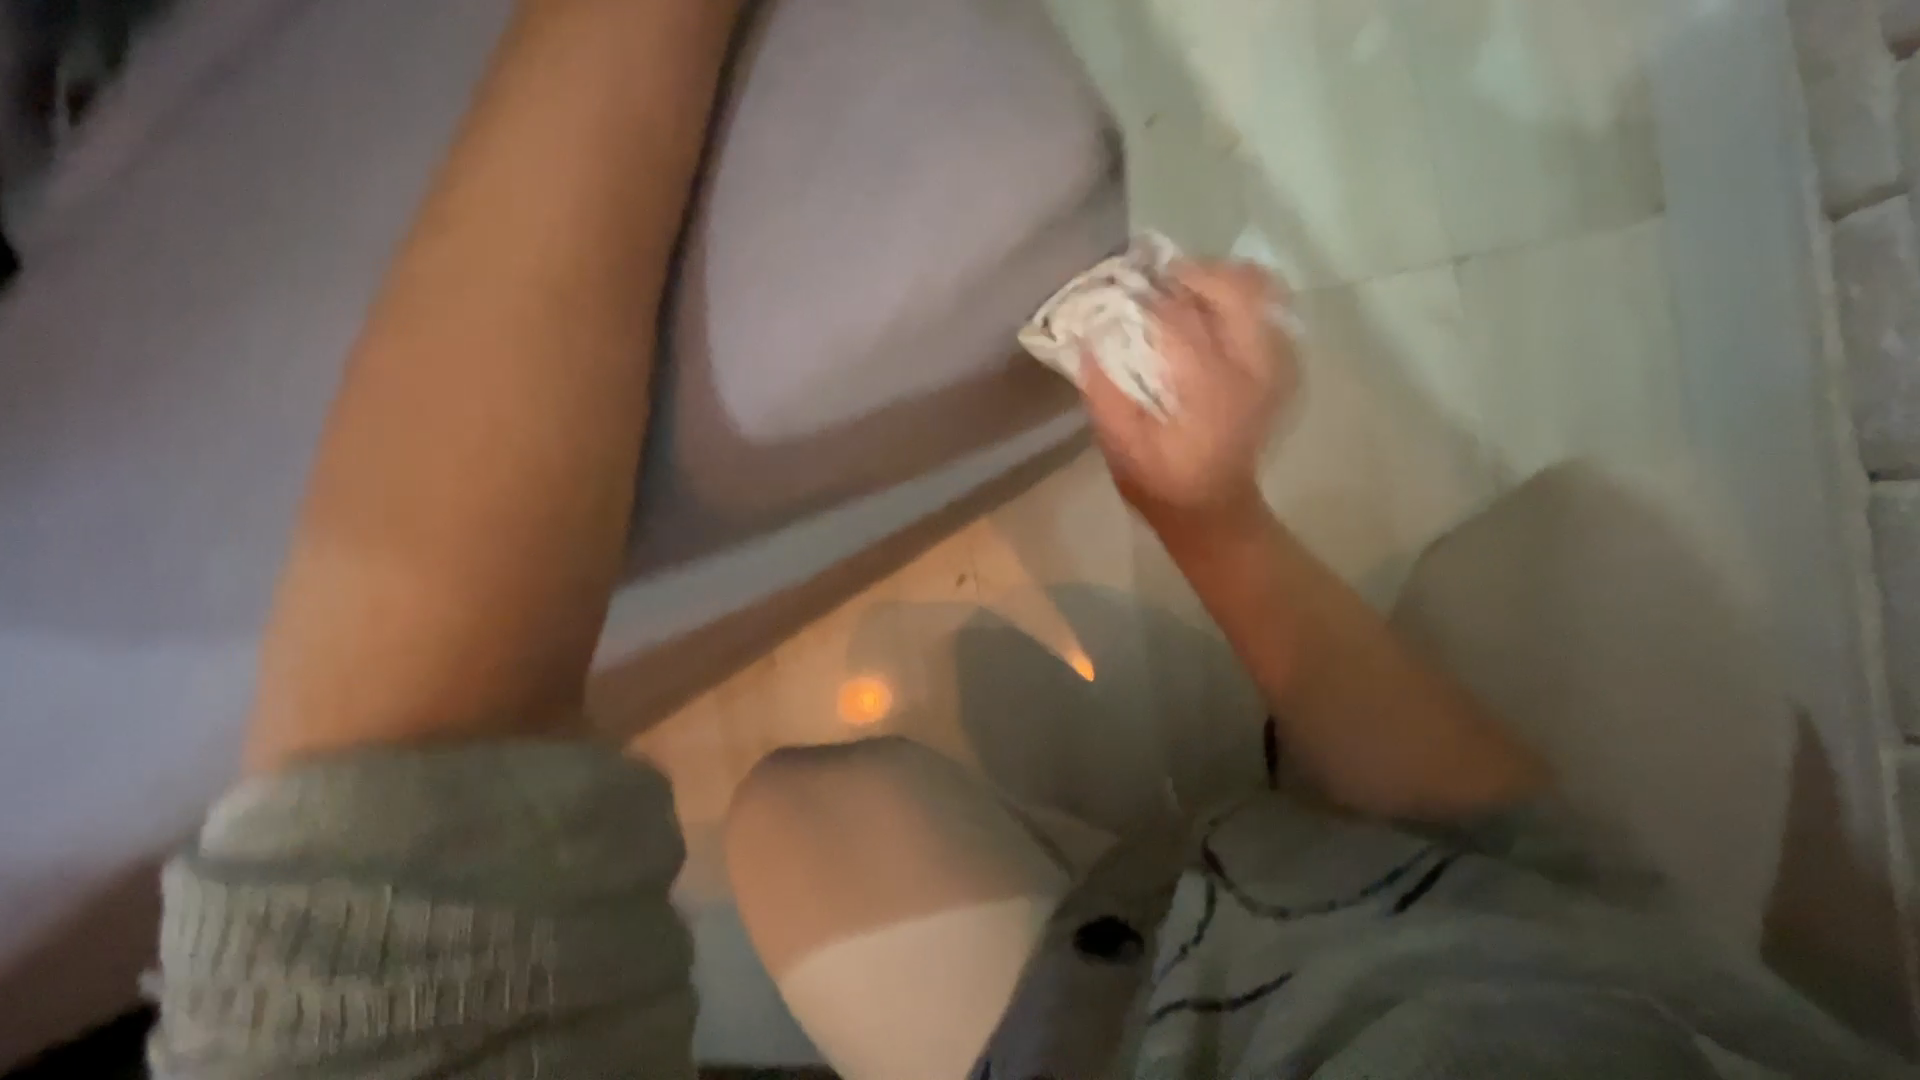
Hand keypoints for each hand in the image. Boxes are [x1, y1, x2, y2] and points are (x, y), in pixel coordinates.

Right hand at [1081, 259, 1299, 527]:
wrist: (1214, 509)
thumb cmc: (1161, 481)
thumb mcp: (1121, 446)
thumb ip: (1103, 393)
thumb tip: (1087, 339)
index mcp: (1210, 388)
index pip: (1179, 317)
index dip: (1146, 298)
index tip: (1119, 292)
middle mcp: (1252, 369)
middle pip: (1235, 288)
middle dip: (1193, 273)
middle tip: (1159, 280)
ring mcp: (1274, 368)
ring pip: (1263, 292)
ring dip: (1223, 279)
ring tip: (1187, 287)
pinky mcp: (1281, 370)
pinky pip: (1273, 312)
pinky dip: (1245, 298)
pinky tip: (1214, 309)